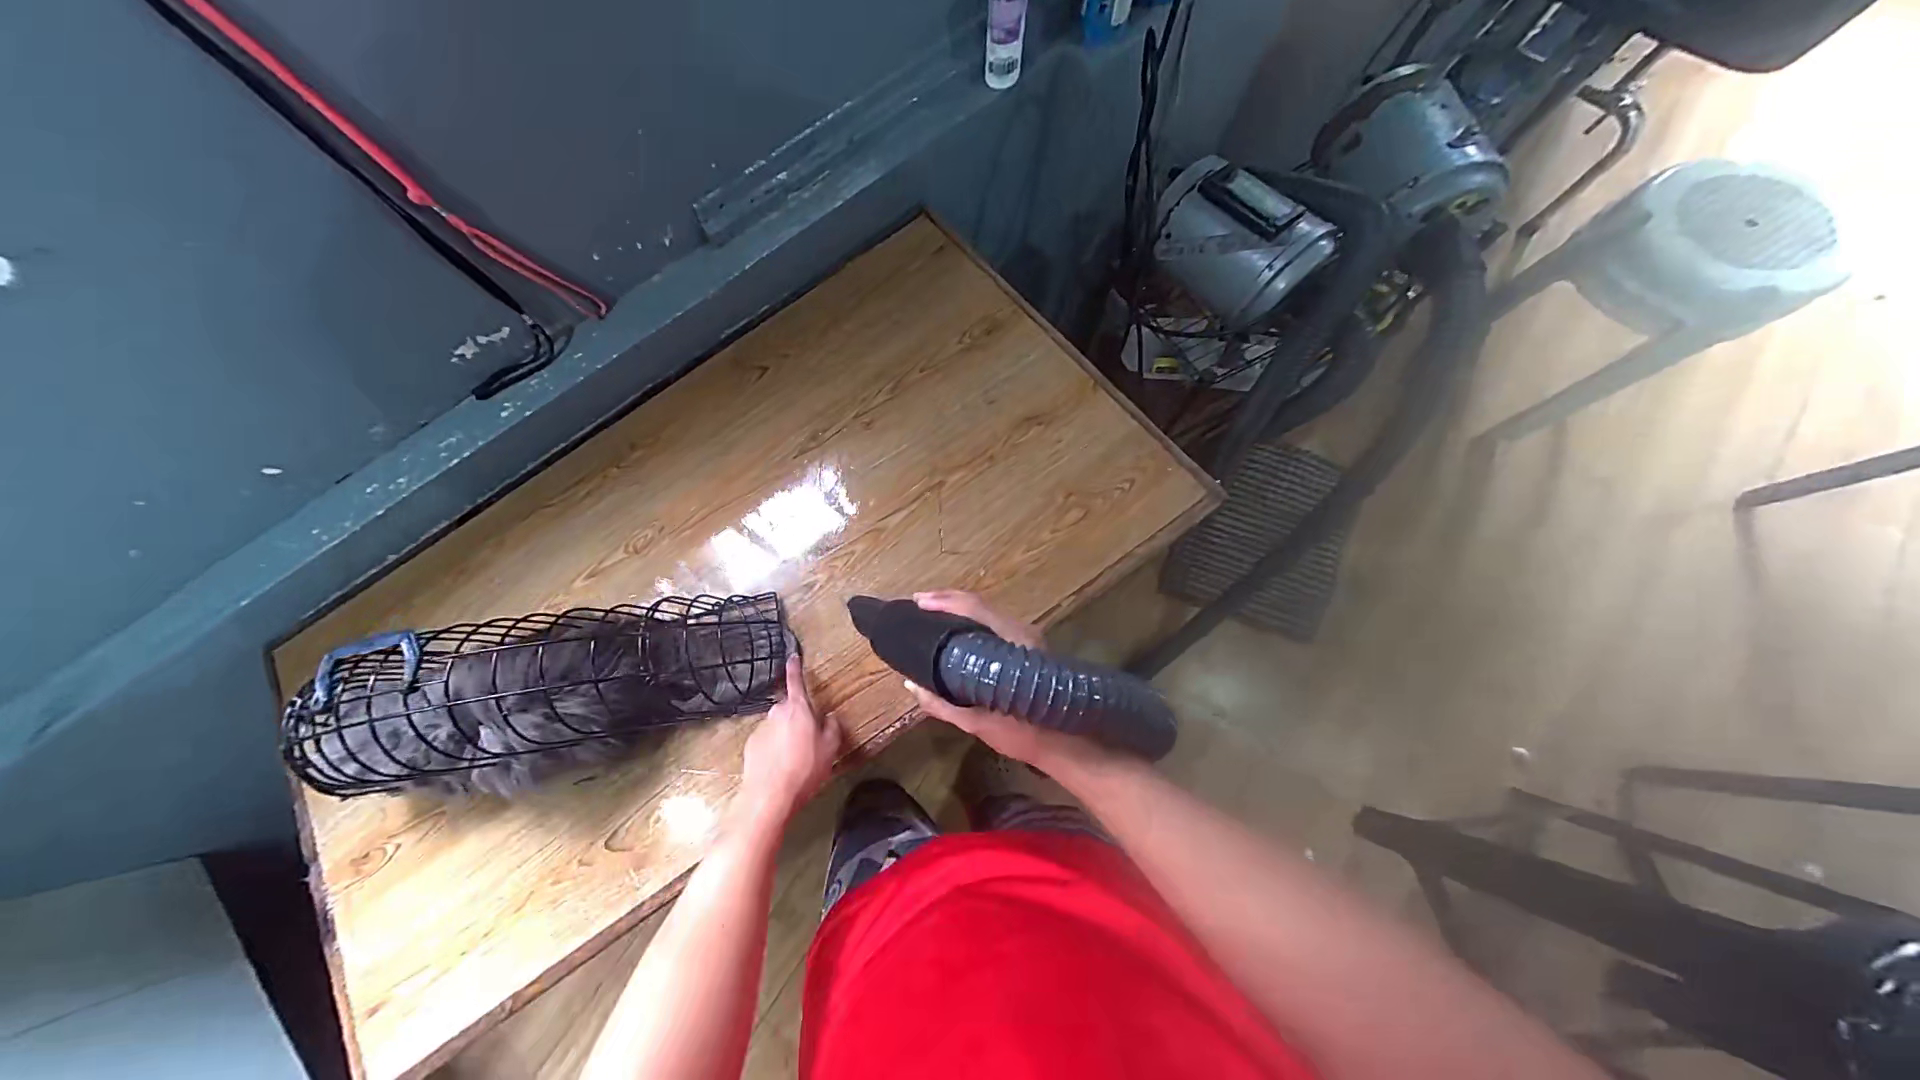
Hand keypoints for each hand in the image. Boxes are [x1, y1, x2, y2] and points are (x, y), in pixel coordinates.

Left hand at [740, 655, 839, 824]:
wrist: (770, 796)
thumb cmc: (803, 771)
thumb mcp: (830, 749)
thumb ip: (832, 728)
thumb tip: (829, 720)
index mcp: (798, 709)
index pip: (796, 681)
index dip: (795, 668)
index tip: (793, 657)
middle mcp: (776, 714)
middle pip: (790, 708)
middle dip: (798, 719)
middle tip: (810, 739)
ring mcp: (761, 730)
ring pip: (778, 727)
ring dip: (786, 737)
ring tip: (797, 760)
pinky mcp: (751, 746)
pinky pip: (767, 742)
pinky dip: (775, 750)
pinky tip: (783, 767)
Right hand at [904, 591, 1118, 777]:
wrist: (1070, 745)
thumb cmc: (1025, 733)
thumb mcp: (978, 721)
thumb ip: (942, 703)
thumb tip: (912, 685)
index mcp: (1011, 641)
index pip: (973, 607)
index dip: (942, 600)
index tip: (916, 602)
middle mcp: (1022, 632)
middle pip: (980, 606)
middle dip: (947, 603)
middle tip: (918, 607)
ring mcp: (1029, 639)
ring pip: (989, 615)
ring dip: (960, 613)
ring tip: (932, 618)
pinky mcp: (1031, 650)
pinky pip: (997, 627)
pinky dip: (974, 625)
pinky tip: (959, 636)